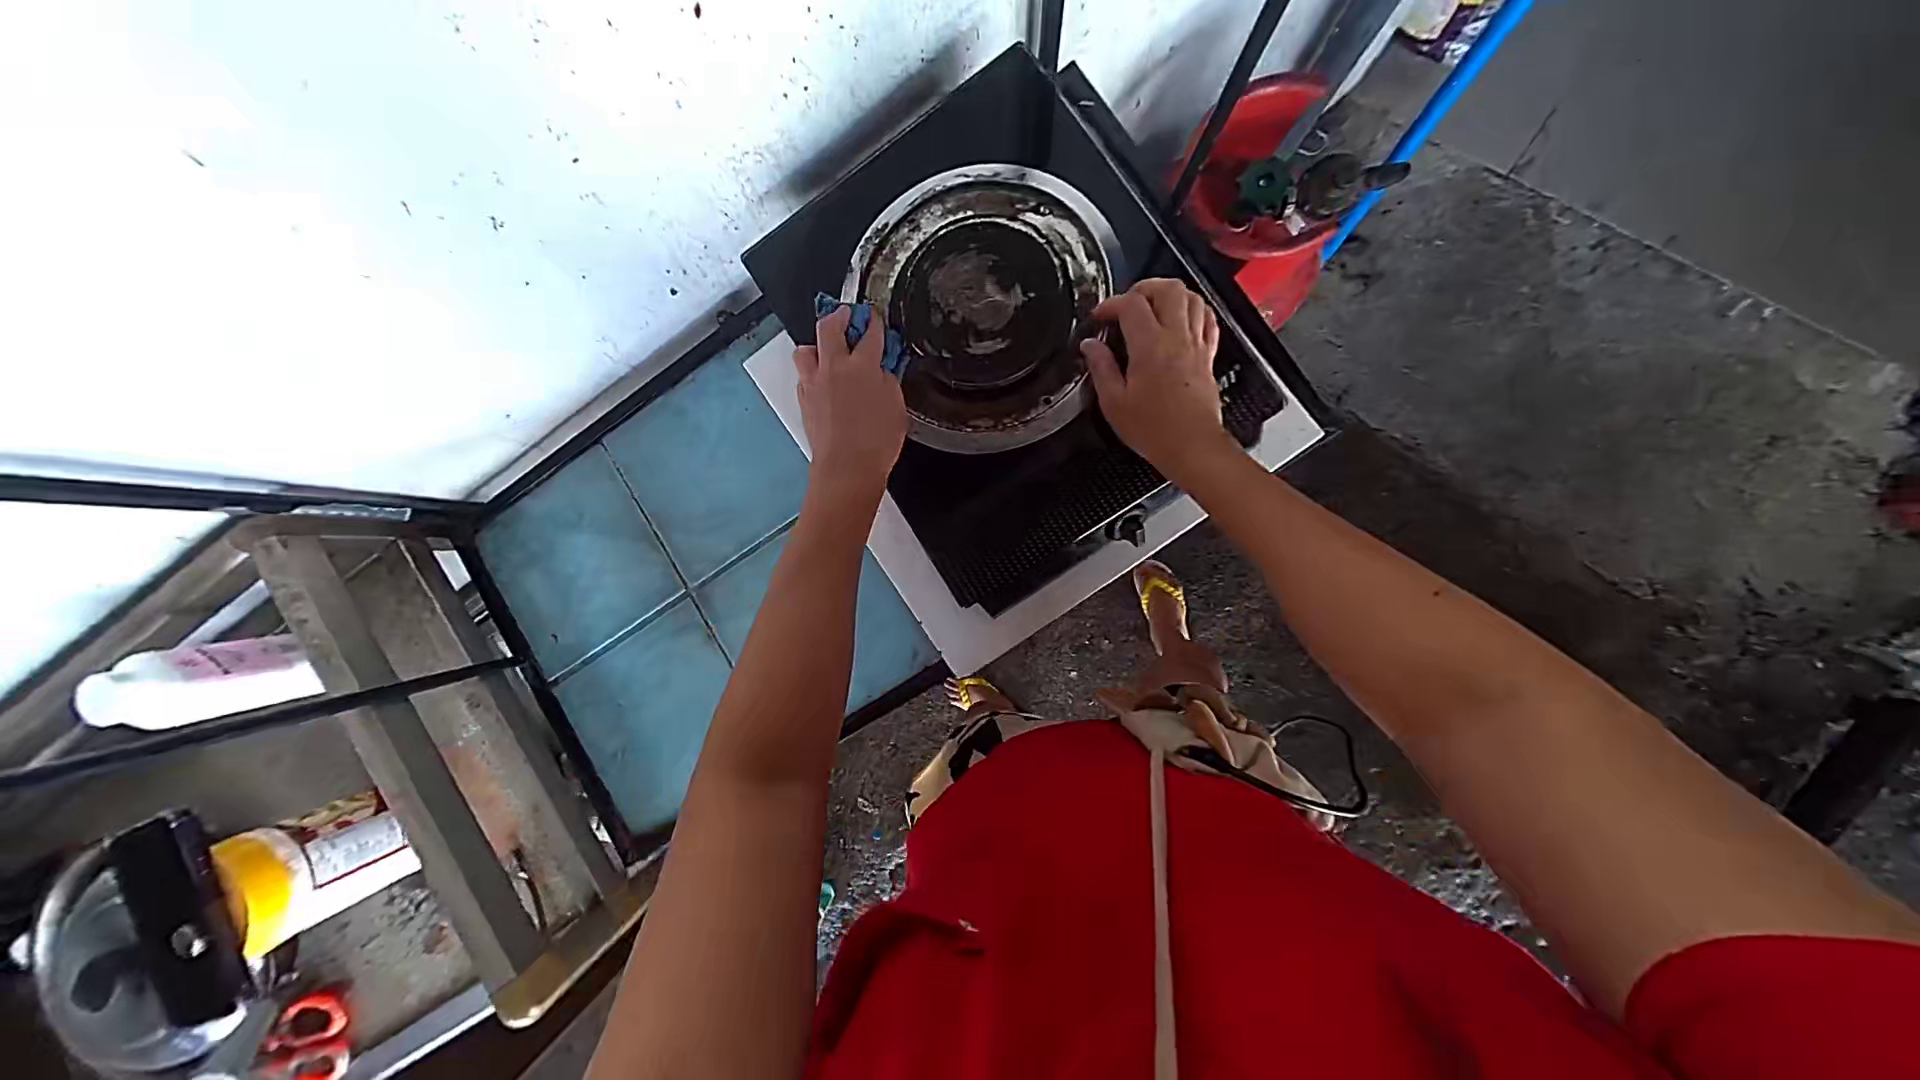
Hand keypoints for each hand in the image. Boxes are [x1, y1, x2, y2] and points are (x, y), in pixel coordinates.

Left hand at [793, 305, 906, 505]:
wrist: (847, 467)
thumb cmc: (875, 443)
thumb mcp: (896, 407)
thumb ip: (888, 381)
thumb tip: (882, 371)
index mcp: (863, 366)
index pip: (871, 332)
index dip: (874, 321)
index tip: (875, 318)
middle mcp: (835, 368)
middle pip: (830, 326)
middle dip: (839, 315)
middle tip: (846, 315)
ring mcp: (815, 383)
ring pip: (806, 349)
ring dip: (817, 344)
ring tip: (827, 350)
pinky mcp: (804, 400)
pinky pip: (804, 376)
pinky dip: (812, 373)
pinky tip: (824, 381)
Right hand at [1082, 278, 1235, 480]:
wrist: (1192, 446)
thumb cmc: (1154, 430)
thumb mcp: (1114, 403)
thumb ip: (1101, 368)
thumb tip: (1090, 346)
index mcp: (1150, 347)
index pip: (1131, 304)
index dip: (1110, 304)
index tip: (1099, 317)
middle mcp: (1177, 339)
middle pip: (1167, 289)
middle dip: (1143, 288)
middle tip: (1126, 304)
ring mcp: (1196, 345)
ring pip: (1192, 297)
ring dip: (1169, 295)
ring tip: (1151, 308)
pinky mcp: (1208, 356)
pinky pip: (1207, 319)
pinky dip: (1193, 311)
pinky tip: (1180, 321)